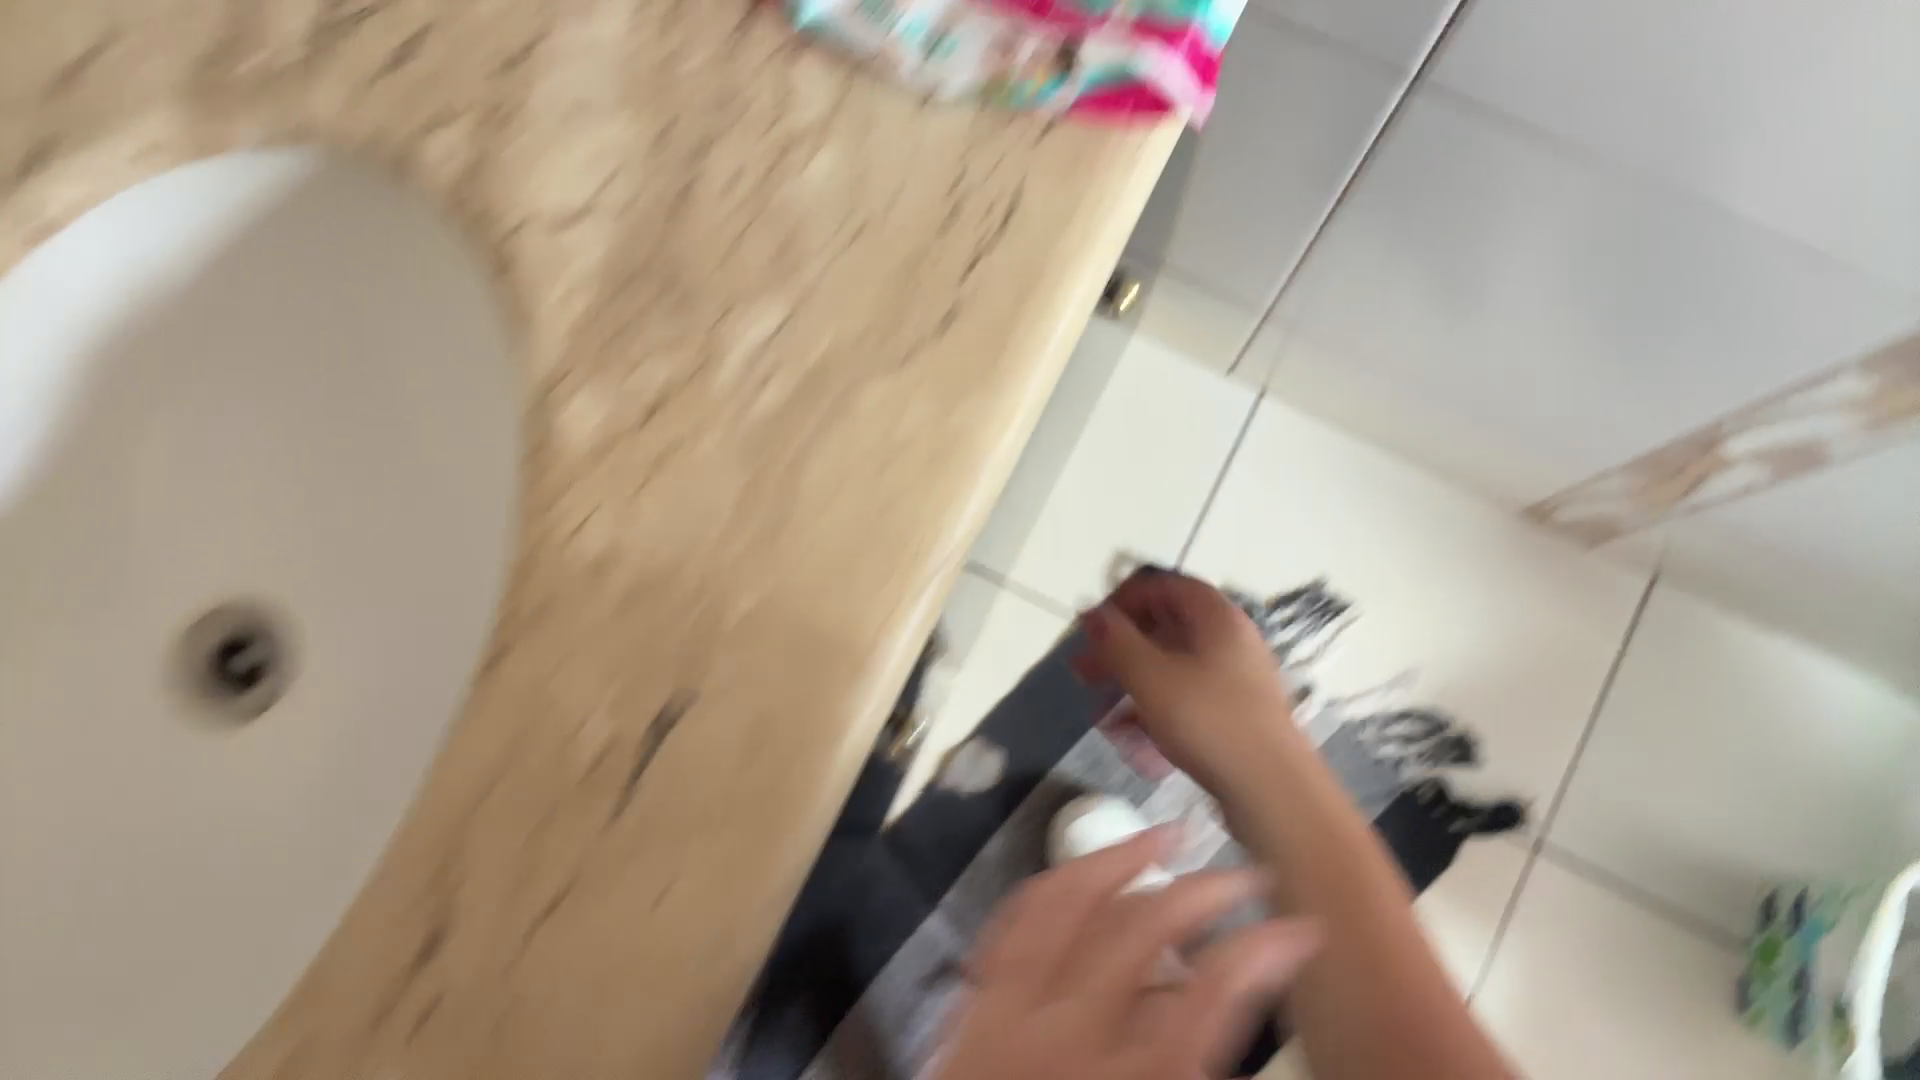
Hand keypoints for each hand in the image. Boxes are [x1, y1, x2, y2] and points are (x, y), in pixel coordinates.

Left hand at [934, 830, 1319, 1079]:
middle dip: (1206, 890)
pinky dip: (1057, 884)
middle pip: (1146, 930)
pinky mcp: (975, 1001)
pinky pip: (1017, 918)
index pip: (1214, 999)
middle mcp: (1071, 1037)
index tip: (1301, 929)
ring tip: (1167, 835)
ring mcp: (1011, 1009)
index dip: (1264, 952)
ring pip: (1071, 900)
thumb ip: (1194, 1057)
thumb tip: (1226, 1001)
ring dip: (1122, 858)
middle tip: (1249, 875)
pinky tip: (1085, 870)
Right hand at [1074, 571, 1302, 801]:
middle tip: (1083, 673)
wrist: (1273, 793)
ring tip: (1101, 719)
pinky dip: (1155, 714)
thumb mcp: (1151, 678)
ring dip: (1130, 688)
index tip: (1093, 627)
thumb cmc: (1209, 723)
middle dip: (1118, 652)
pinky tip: (1132, 744)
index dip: (1124, 599)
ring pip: (1170, 671)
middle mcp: (1229, 642)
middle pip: (1164, 631)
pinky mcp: (1233, 717)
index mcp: (1216, 618)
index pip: (1165, 586)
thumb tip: (1092, 612)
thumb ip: (1116, 641)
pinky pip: (1185, 702)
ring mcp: (1234, 681)